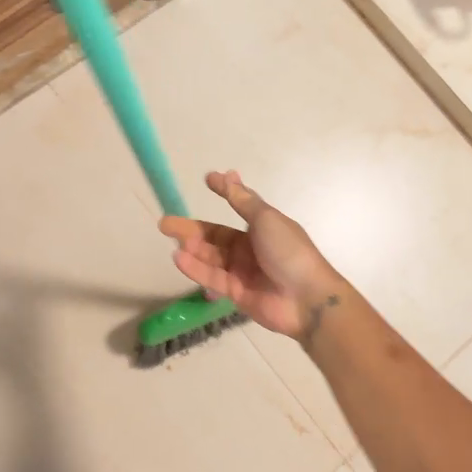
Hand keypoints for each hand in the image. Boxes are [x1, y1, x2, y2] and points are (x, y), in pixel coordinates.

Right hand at [158, 171, 342, 342]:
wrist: (307, 298)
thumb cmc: (289, 251)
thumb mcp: (266, 219)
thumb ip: (244, 201)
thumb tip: (229, 174)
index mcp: (263, 227)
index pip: (238, 206)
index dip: (224, 193)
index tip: (207, 180)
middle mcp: (251, 247)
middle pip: (215, 236)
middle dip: (191, 230)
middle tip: (165, 223)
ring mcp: (243, 271)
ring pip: (211, 257)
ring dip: (192, 250)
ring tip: (173, 242)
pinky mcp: (236, 293)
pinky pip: (212, 278)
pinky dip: (195, 269)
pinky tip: (179, 259)